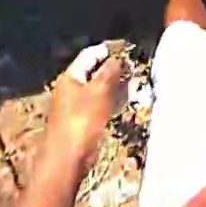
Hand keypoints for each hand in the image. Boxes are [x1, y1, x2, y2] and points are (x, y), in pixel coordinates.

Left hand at [44, 42, 127, 172]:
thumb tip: (119, 58)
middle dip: (117, 69)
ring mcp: (79, 105)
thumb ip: (111, 70)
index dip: (110, 49)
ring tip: (137, 83)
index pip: (92, 54)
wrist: (68, 158)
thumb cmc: (82, 119)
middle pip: (97, 71)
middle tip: (135, 68)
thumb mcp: (100, 89)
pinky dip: (116, 100)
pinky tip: (129, 99)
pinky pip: (103, 103)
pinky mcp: (86, 120)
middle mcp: (73, 88)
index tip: (129, 48)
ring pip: (103, 88)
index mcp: (71, 76)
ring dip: (119, 85)